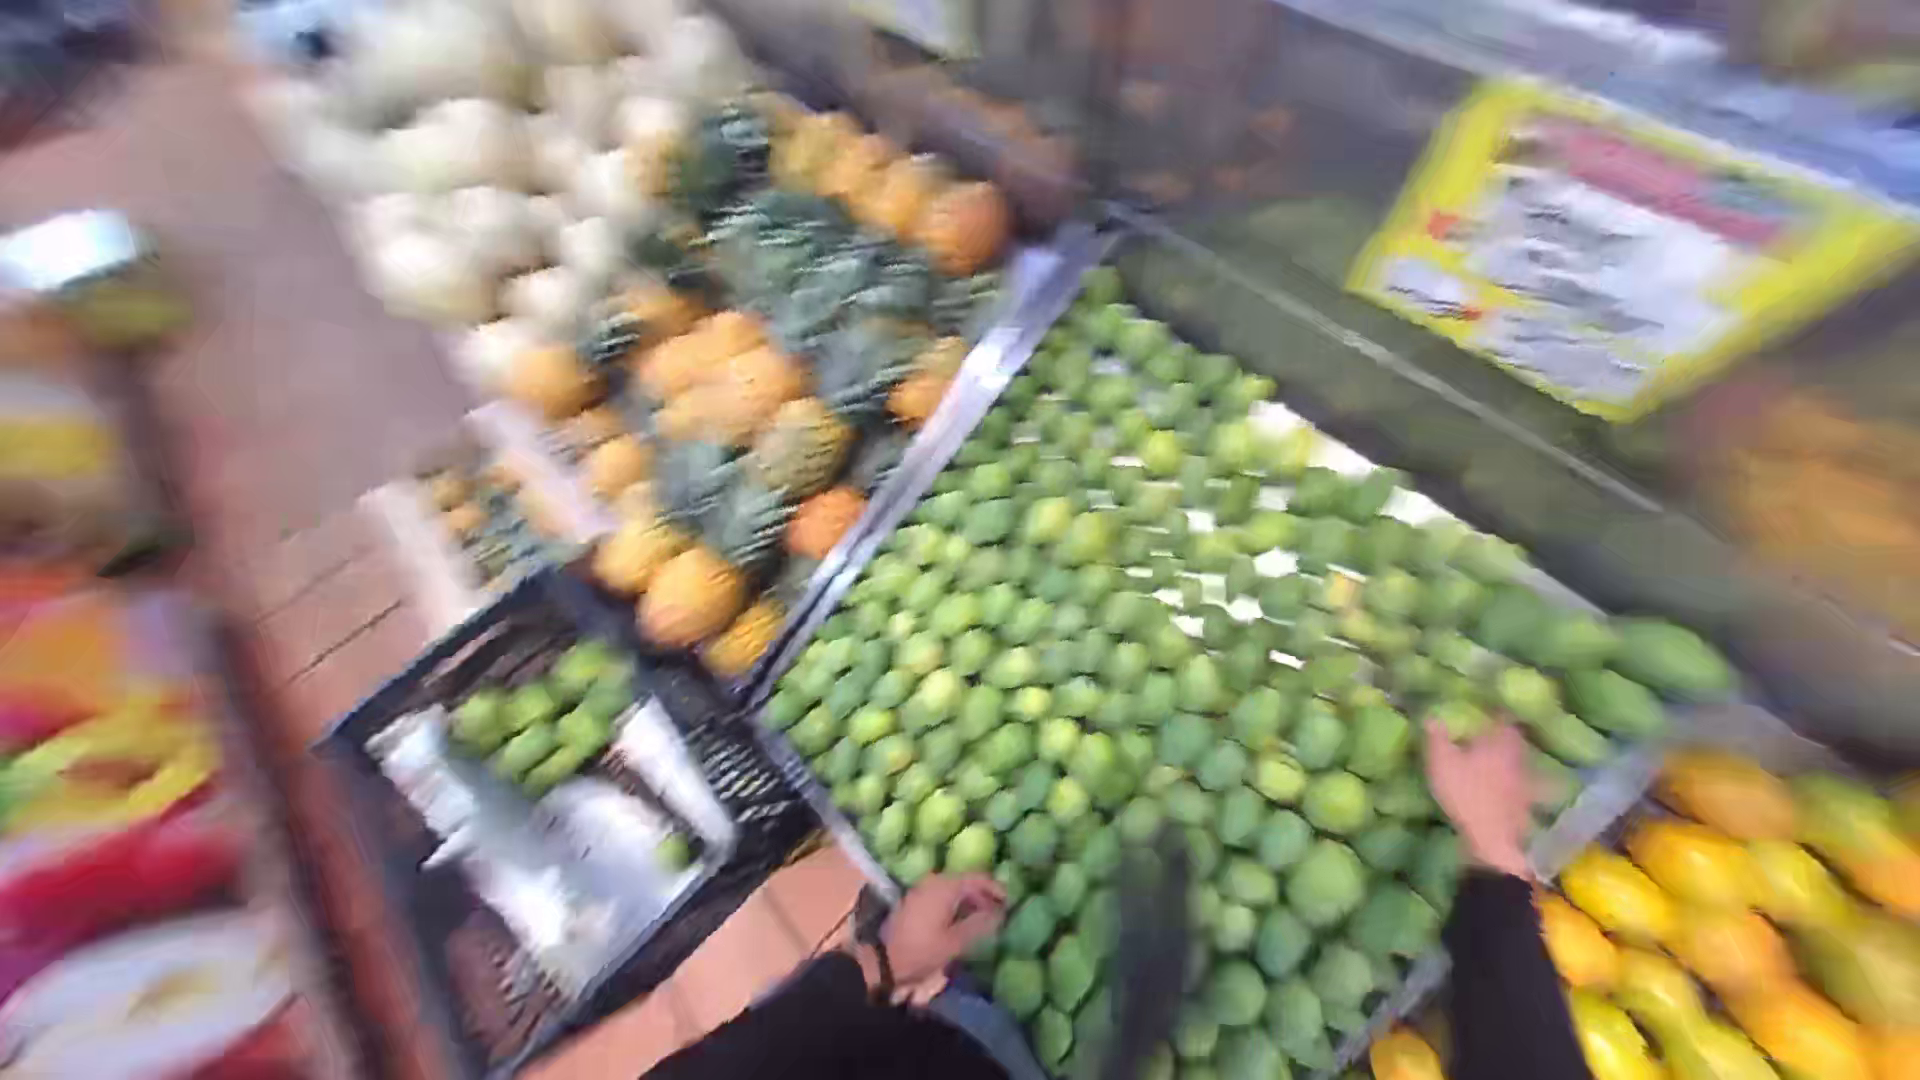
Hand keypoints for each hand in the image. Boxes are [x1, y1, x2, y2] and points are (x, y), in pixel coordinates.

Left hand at [880, 873, 1005, 986]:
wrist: (884, 960)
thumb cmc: (922, 950)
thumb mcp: (955, 942)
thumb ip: (979, 925)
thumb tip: (1000, 913)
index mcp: (946, 885)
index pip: (977, 878)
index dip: (996, 888)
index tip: (1009, 902)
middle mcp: (935, 880)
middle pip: (966, 881)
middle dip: (984, 896)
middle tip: (999, 914)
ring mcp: (923, 887)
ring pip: (954, 888)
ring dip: (970, 901)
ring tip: (983, 919)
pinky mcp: (917, 898)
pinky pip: (943, 894)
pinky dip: (956, 903)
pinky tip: (962, 920)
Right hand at [1424, 719, 1533, 878]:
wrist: (1491, 838)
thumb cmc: (1464, 792)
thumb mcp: (1440, 760)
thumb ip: (1436, 736)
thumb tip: (1432, 714)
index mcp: (1497, 746)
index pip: (1504, 721)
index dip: (1500, 710)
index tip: (1494, 702)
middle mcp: (1516, 760)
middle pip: (1516, 741)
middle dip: (1507, 732)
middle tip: (1495, 725)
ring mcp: (1525, 783)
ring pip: (1523, 762)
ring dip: (1515, 754)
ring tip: (1504, 751)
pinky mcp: (1525, 803)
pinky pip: (1526, 785)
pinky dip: (1524, 781)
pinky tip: (1520, 785)